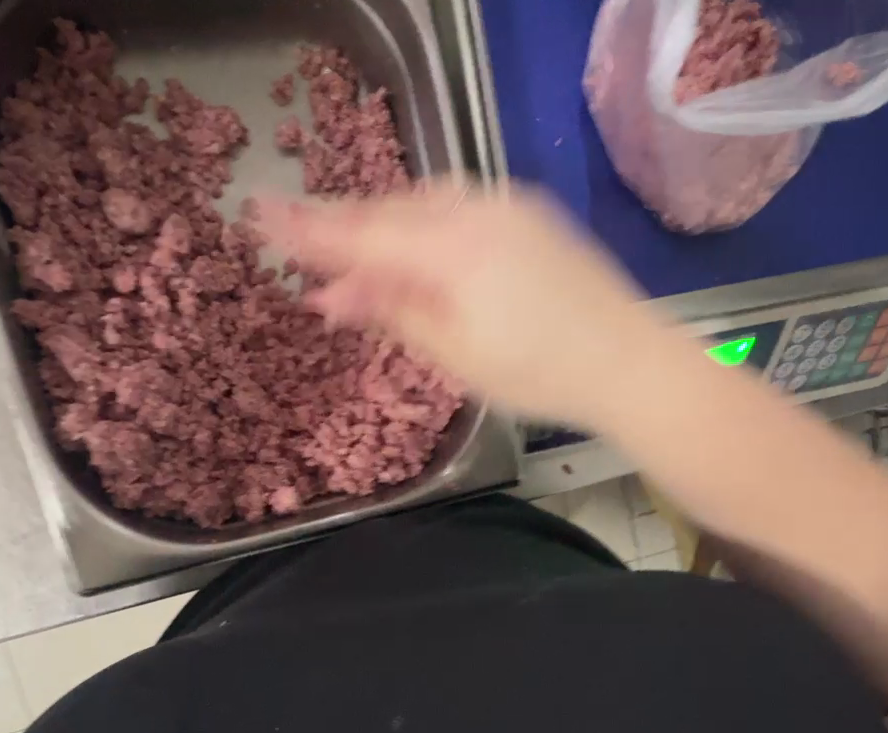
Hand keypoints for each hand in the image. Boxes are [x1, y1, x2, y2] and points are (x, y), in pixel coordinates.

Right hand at [260, 184, 696, 428]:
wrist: (630, 362)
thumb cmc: (539, 375)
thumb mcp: (454, 355)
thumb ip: (390, 313)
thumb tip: (328, 296)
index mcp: (452, 249)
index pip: (361, 232)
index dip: (307, 229)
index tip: (258, 216)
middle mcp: (477, 208)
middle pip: (389, 210)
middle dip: (342, 228)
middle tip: (300, 248)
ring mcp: (507, 204)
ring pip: (423, 202)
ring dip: (382, 224)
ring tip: (353, 256)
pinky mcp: (528, 212)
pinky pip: (457, 203)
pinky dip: (422, 222)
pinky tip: (413, 247)